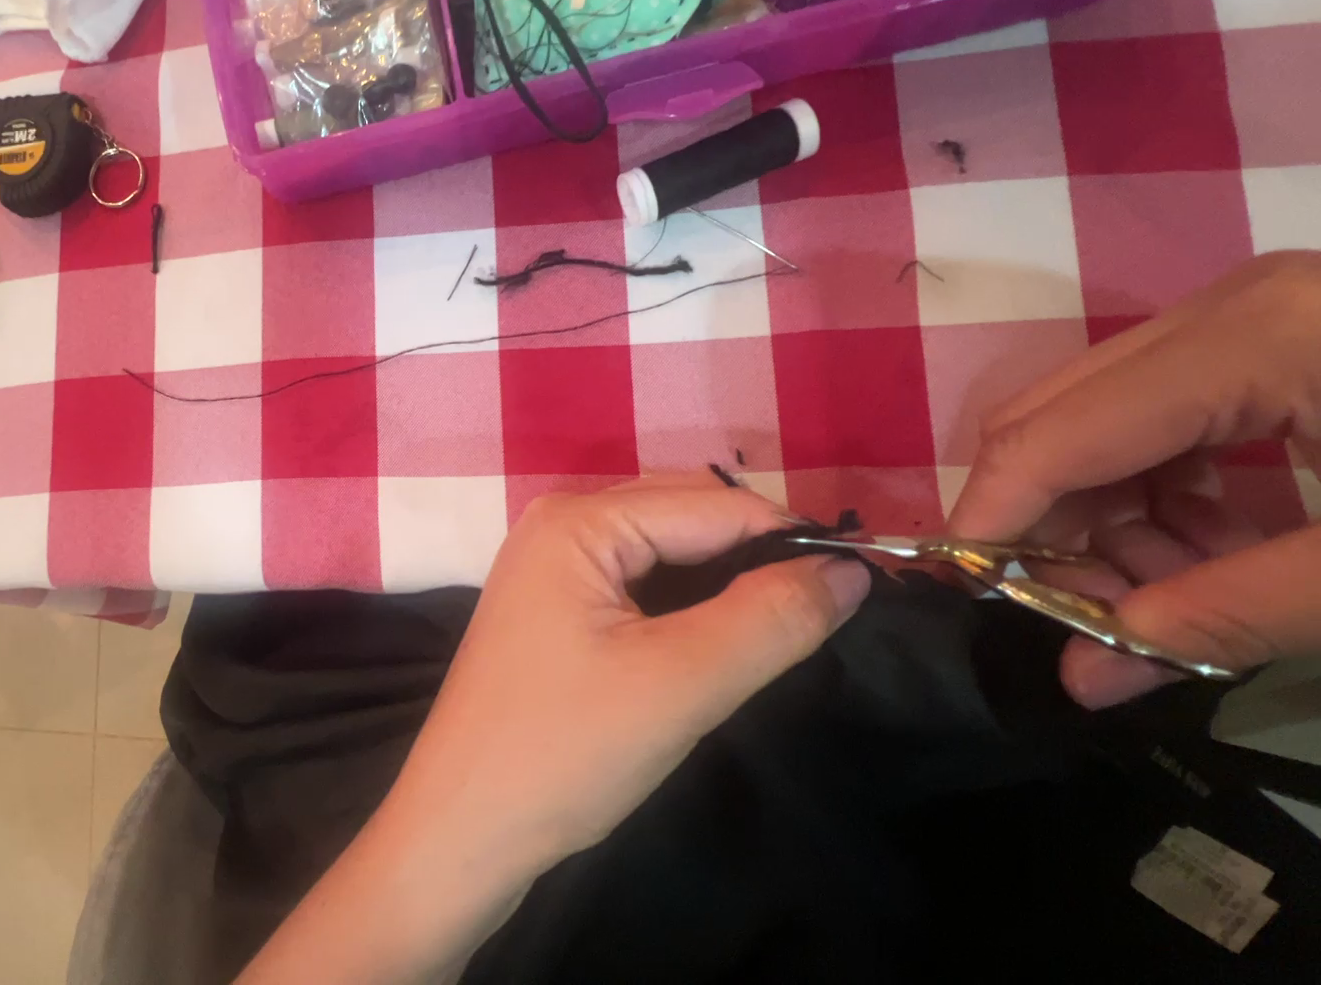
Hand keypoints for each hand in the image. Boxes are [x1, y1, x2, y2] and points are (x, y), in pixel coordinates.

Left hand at [237, 474, 869, 984]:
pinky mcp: (552, 604)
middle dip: (756, 557)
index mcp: (578, 520)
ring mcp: (550, 564)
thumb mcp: (681, 682)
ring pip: (665, 549)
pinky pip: (637, 580)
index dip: (793, 539)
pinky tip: (717, 637)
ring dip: (723, 581)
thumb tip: (851, 568)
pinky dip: (684, 601)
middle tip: (824, 615)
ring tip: (778, 630)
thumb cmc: (564, 750)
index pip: (714, 504)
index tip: (867, 585)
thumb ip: (772, 617)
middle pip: (686, 515)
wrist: (463, 826)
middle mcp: (558, 523)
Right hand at [950, 251, 1320, 707]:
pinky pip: (1153, 416)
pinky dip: (1156, 490)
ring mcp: (1245, 313)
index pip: (1049, 438)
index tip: (957, 598)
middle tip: (1077, 611)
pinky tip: (1211, 544)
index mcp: (1251, 339)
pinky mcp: (1274, 332)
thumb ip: (1226, 618)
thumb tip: (1078, 677)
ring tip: (1166, 590)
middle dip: (1046, 524)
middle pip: (1051, 419)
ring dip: (1104, 514)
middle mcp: (1218, 308)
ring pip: (1093, 420)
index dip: (990, 522)